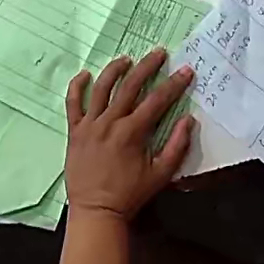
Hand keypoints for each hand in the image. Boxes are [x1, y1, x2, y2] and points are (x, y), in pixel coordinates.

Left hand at [63, 48, 195, 222]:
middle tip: (158, 53)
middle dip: (147, 68)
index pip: (156, 101)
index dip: (173, 85)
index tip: (185, 71)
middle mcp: (110, 123)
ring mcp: (90, 125)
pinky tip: (85, 74)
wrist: (96, 210)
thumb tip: (190, 121)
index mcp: (132, 133)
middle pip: (130, 87)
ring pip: (101, 89)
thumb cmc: (130, 194)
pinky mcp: (75, 131)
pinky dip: (77, 87)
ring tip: (126, 59)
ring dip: (114, 70)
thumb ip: (177, 146)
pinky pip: (73, 104)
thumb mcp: (161, 175)